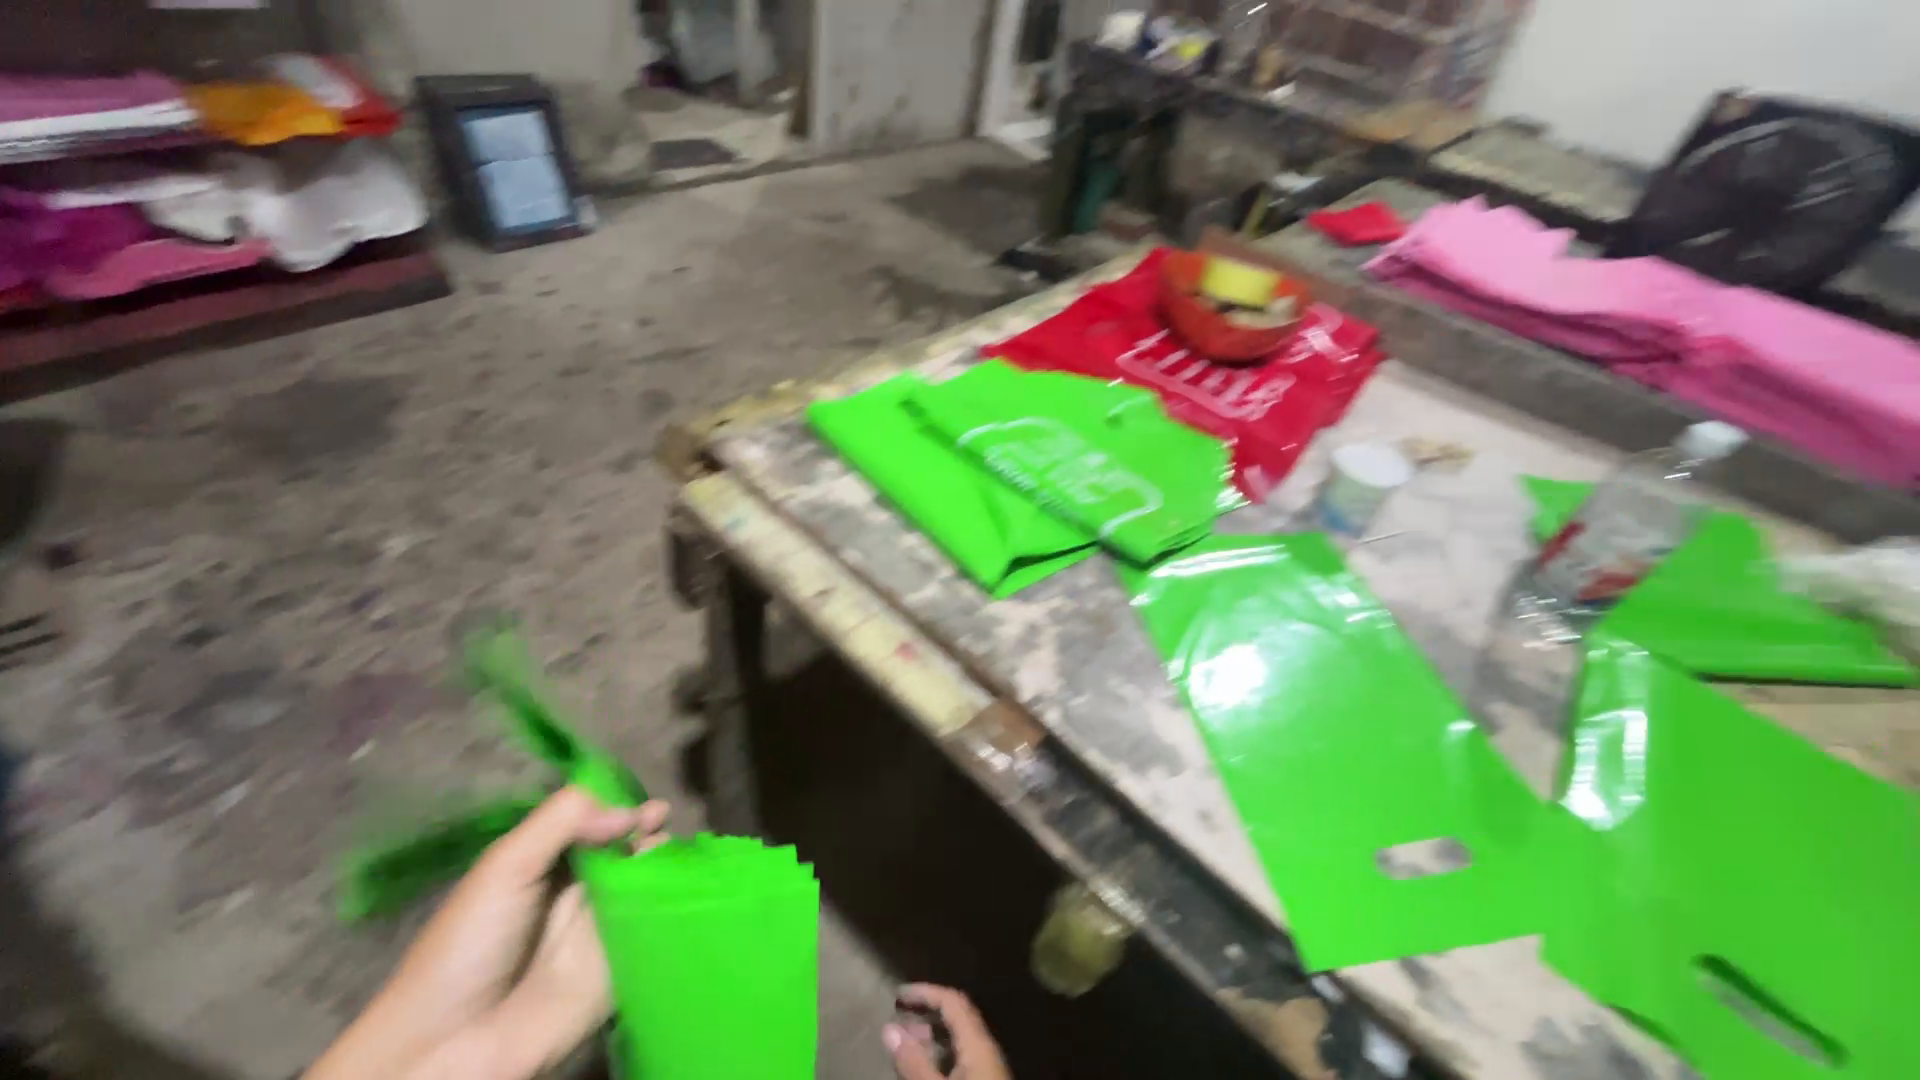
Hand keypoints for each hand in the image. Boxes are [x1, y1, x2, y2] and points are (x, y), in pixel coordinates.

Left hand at [307, 788, 670, 1079]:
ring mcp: (608, 924)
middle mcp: (583, 888)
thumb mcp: (506, 865)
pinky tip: (677, 885)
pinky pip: (658, 924)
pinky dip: (674, 903)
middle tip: (658, 822)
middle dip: (649, 828)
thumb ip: (564, 821)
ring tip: (661, 850)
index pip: (597, 820)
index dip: (622, 806)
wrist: (456, 1043)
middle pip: (629, 845)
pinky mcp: (628, 960)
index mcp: (550, 861)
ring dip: (662, 859)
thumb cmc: (470, 943)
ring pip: (648, 879)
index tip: (644, 804)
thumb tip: (631, 812)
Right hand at [884, 984, 1011, 1079]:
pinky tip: (925, 1071)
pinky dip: (942, 1056)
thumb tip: (889, 1029)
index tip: (897, 996)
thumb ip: (913, 1063)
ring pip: (960, 1040)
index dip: (925, 992)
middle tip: (898, 1015)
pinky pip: (963, 1059)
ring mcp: (989, 1070)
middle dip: (928, 1011)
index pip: (952, 1001)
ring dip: (933, 1036)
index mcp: (978, 1044)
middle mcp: (986, 1050)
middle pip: (958, 1017)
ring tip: (905, 1044)